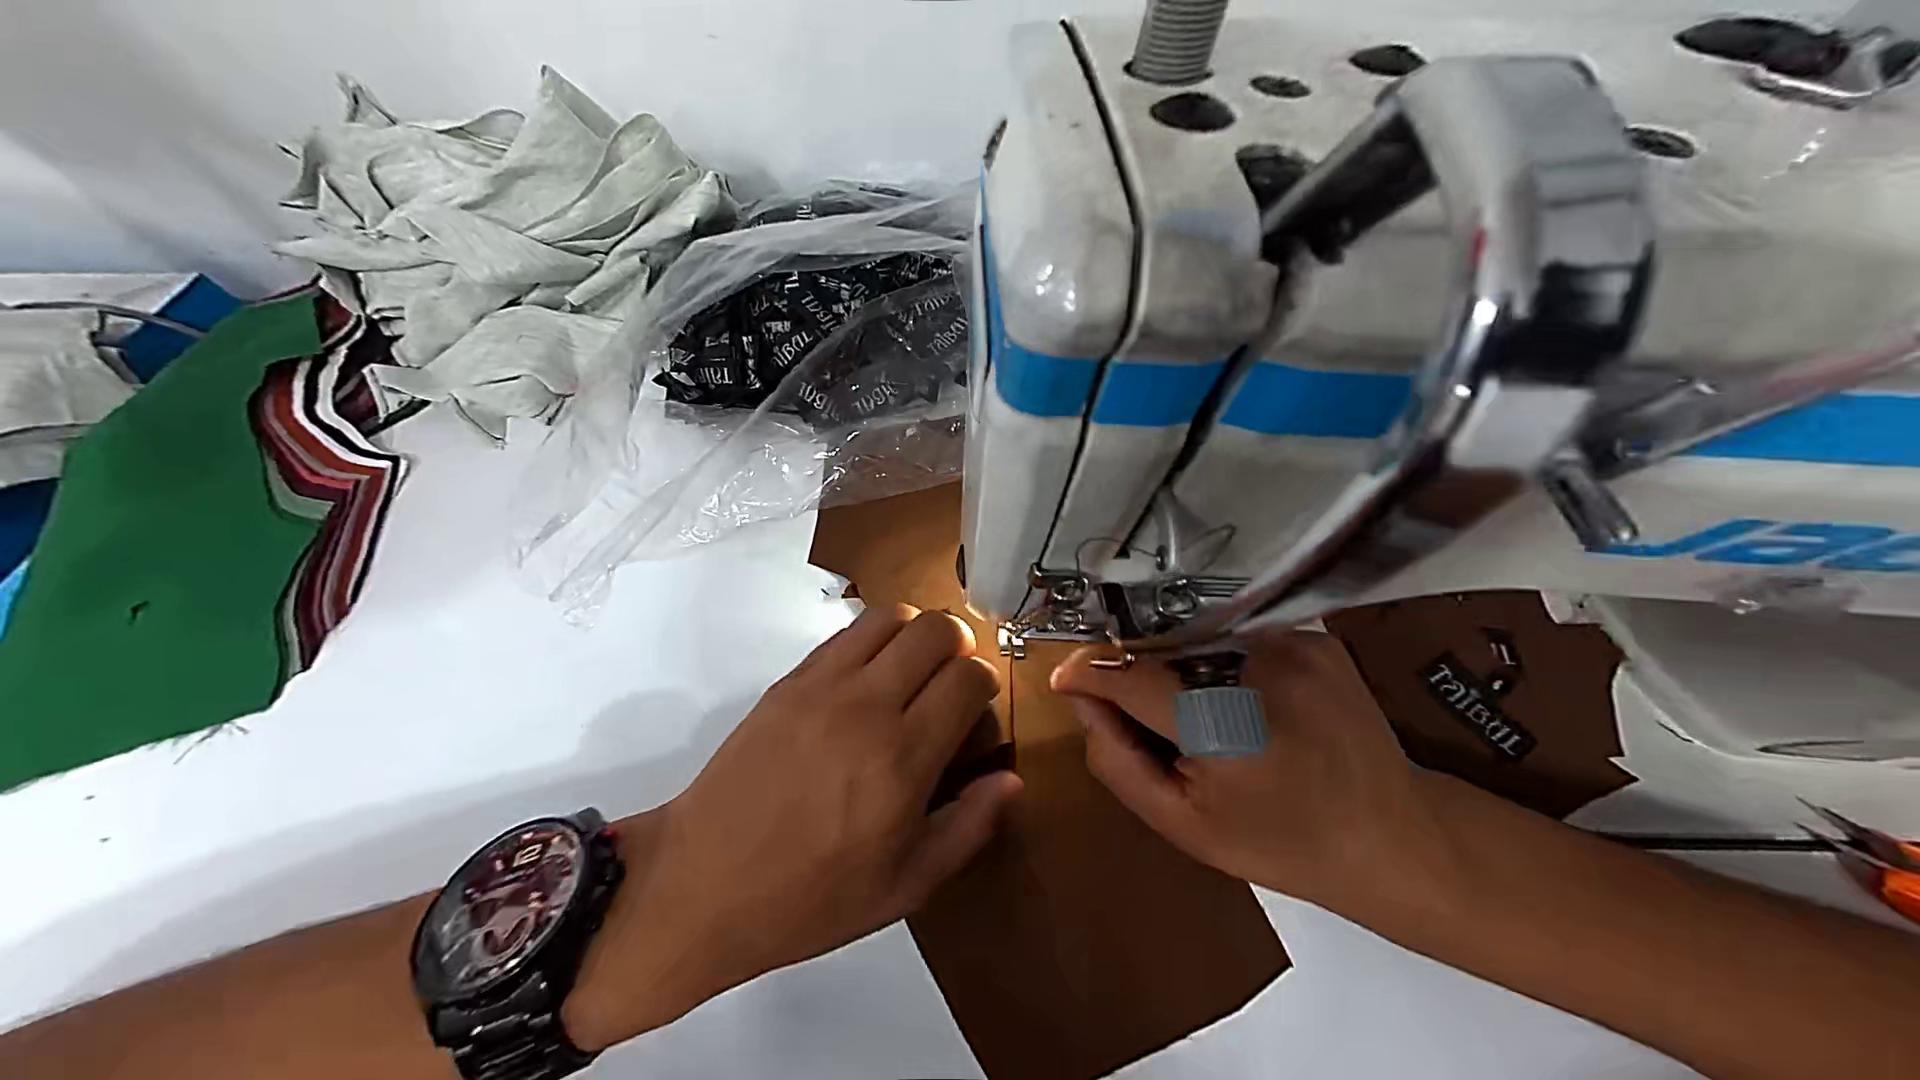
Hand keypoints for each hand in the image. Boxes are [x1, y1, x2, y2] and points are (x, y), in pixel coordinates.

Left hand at [568, 604, 1020, 1046]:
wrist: (702, 883)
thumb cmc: (812, 895)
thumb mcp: (906, 885)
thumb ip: (969, 826)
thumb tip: (1012, 780)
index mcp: (905, 758)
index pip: (968, 678)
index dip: (985, 680)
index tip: (979, 702)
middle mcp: (868, 706)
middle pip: (935, 630)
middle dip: (959, 643)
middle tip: (953, 675)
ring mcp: (823, 686)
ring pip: (890, 617)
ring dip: (916, 631)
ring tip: (914, 665)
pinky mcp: (788, 681)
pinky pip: (844, 633)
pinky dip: (872, 636)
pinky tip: (869, 672)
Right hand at [1052, 630, 1446, 911]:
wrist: (1391, 833)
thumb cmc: (1278, 840)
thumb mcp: (1181, 823)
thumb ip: (1117, 760)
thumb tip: (1082, 699)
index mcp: (1226, 728)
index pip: (1133, 677)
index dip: (1092, 674)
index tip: (1066, 678)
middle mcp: (1261, 672)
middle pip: (1161, 649)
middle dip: (1134, 672)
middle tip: (1137, 709)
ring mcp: (1293, 646)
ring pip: (1195, 637)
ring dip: (1176, 663)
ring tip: (1192, 706)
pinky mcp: (1312, 636)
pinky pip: (1235, 633)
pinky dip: (1218, 658)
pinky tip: (1237, 694)